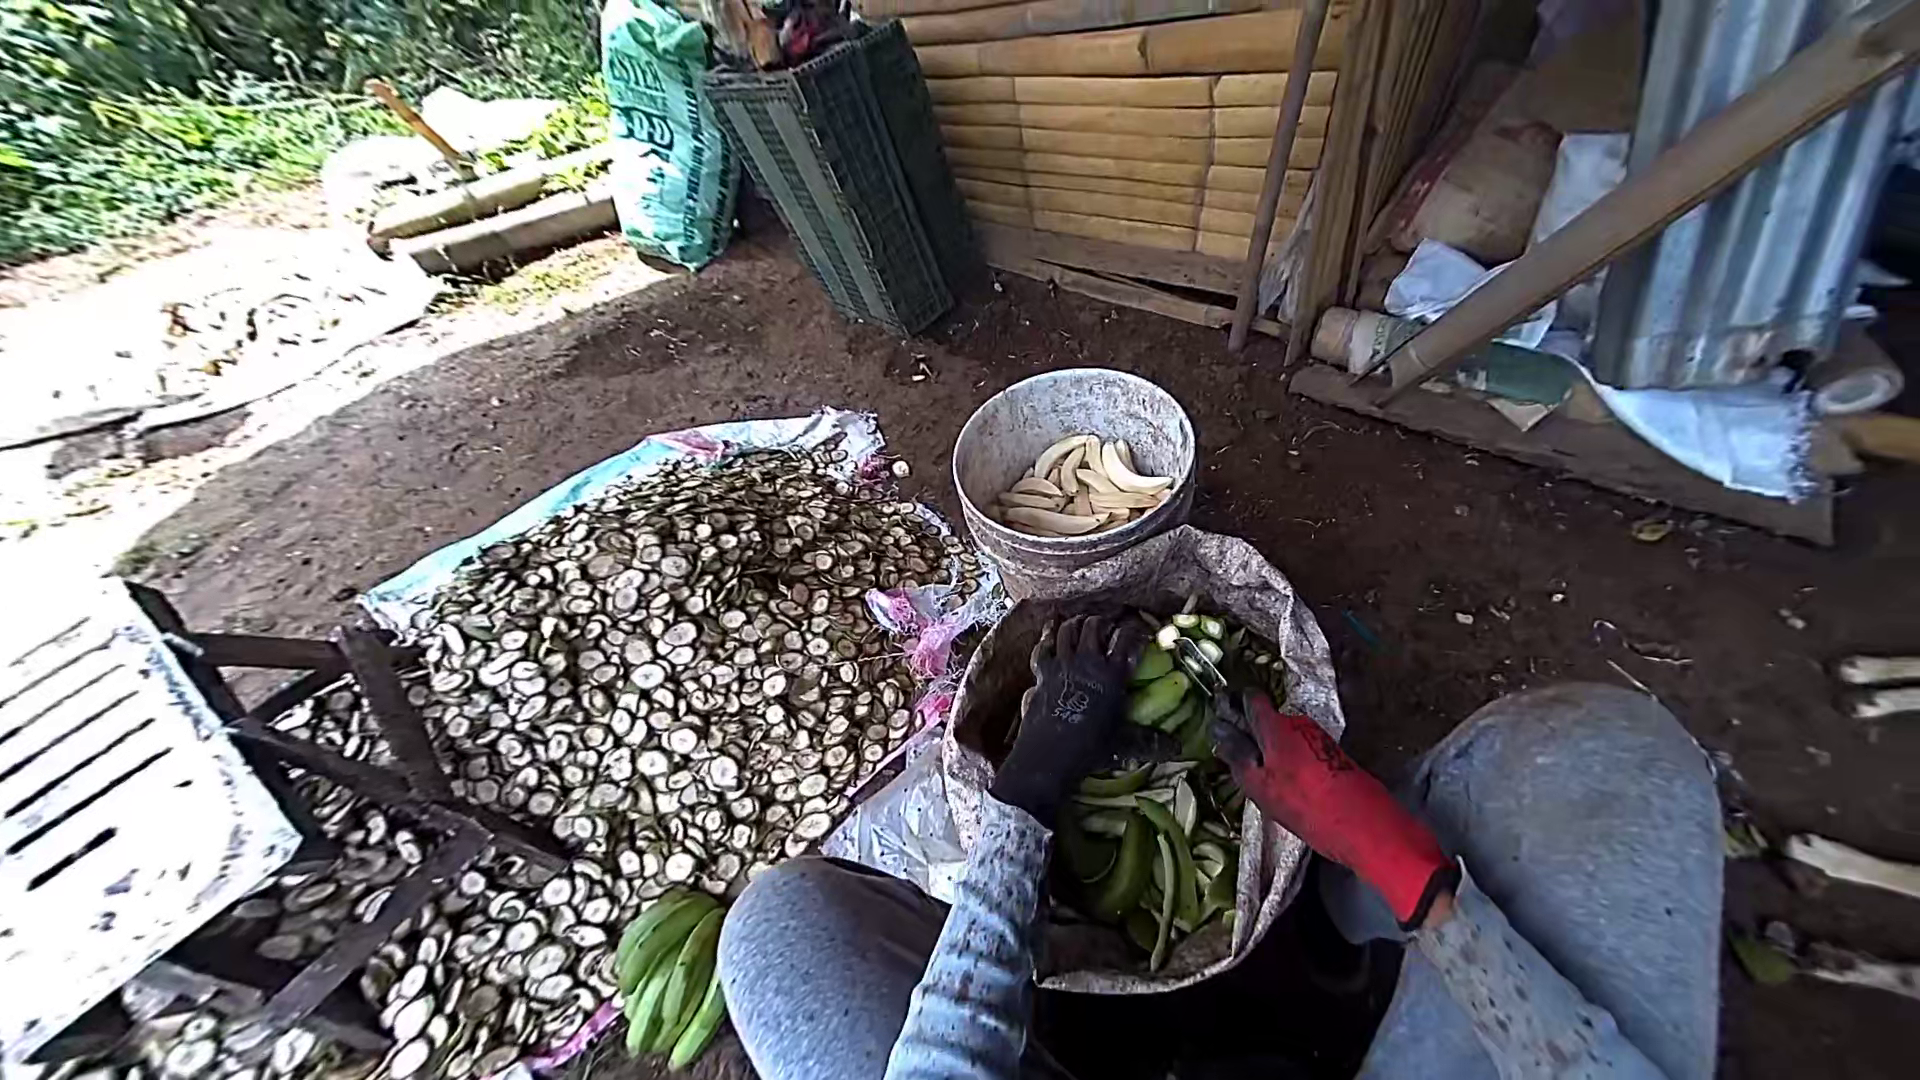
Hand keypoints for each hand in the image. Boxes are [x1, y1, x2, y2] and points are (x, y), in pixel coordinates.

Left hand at [990, 614, 1144, 821]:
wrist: (1050, 754)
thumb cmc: (1091, 747)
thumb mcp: (1126, 743)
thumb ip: (1152, 741)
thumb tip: (1178, 747)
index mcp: (1112, 675)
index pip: (1128, 639)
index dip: (1136, 629)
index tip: (1140, 630)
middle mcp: (1088, 662)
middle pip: (1095, 626)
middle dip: (1104, 622)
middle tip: (1109, 626)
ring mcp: (1063, 664)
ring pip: (1068, 630)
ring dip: (1077, 624)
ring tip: (1083, 625)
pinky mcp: (1043, 671)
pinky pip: (1044, 646)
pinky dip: (1048, 637)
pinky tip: (1051, 636)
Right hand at [1212, 690, 1456, 927]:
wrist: (1372, 831)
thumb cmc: (1308, 807)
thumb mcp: (1259, 786)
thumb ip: (1236, 756)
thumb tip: (1220, 734)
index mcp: (1275, 726)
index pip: (1250, 697)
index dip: (1232, 703)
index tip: (1222, 718)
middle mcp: (1297, 724)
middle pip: (1265, 718)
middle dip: (1250, 733)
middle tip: (1238, 759)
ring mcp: (1318, 738)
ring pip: (1282, 736)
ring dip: (1270, 750)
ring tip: (1265, 780)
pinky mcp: (1332, 754)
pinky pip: (1299, 749)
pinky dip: (1289, 761)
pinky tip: (1288, 787)